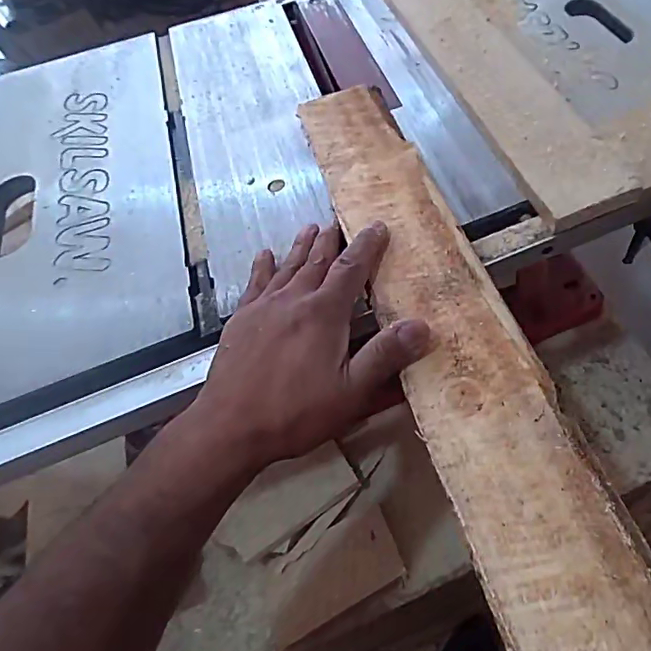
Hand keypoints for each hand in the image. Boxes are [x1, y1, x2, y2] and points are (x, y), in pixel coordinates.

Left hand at [185, 221, 430, 472]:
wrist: (228, 428)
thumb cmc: (295, 413)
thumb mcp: (351, 391)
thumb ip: (385, 356)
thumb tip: (421, 326)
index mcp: (324, 313)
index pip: (351, 269)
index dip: (367, 246)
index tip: (378, 227)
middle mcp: (294, 301)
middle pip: (317, 261)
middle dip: (332, 240)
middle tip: (340, 222)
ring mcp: (263, 308)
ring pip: (288, 267)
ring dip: (302, 246)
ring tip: (310, 228)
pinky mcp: (241, 321)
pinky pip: (255, 283)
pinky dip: (264, 266)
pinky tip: (265, 256)